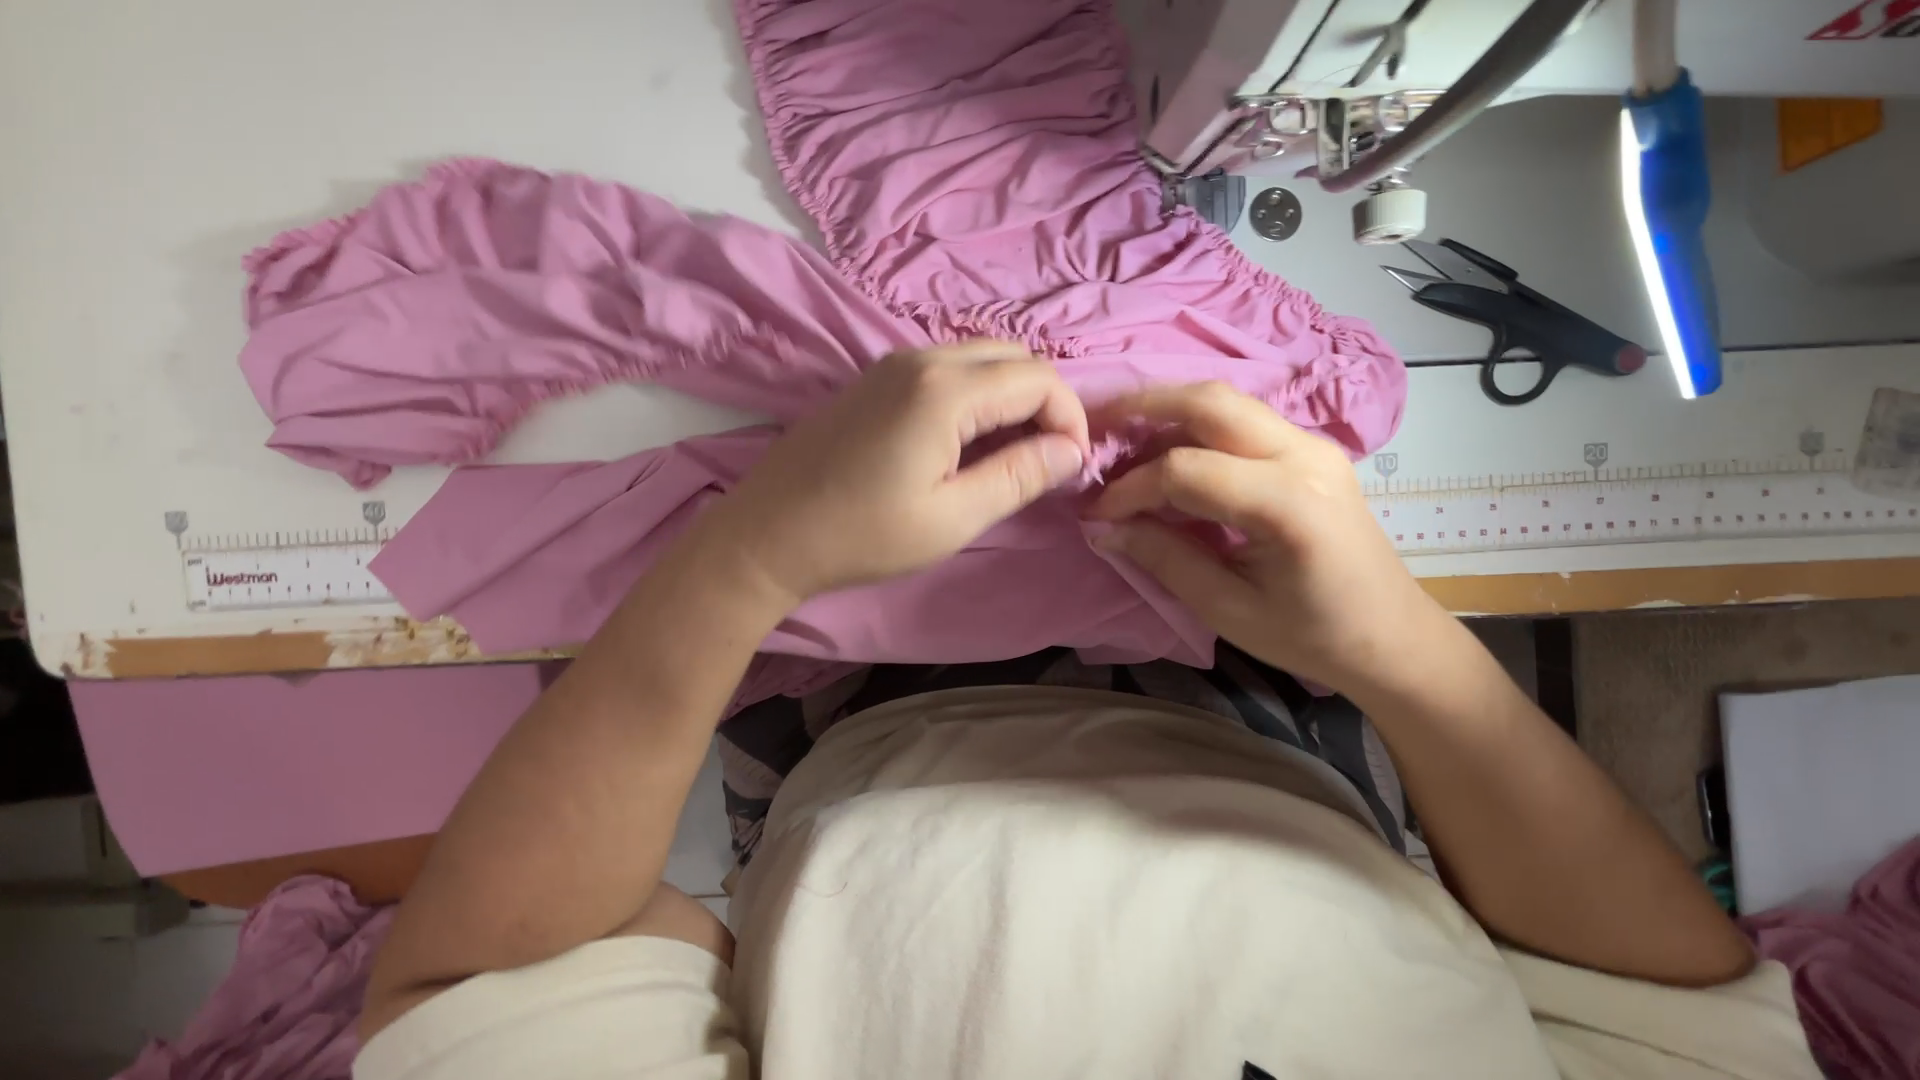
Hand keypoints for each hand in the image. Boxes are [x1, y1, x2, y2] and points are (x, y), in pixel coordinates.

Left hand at [701, 341, 1089, 604]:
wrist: (768, 534)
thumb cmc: (862, 535)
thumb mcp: (953, 518)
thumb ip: (1019, 476)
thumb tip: (1071, 451)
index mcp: (945, 390)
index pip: (1039, 378)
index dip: (1070, 418)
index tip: (1069, 467)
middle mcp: (921, 358)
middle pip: (1013, 356)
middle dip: (1043, 402)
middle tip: (1043, 460)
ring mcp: (892, 363)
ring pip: (980, 358)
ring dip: (1009, 397)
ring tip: (1008, 456)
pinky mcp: (874, 378)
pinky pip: (946, 369)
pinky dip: (975, 395)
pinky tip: (964, 444)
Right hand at [1086, 382, 1448, 693]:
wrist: (1393, 637)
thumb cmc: (1313, 636)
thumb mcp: (1228, 609)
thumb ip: (1164, 559)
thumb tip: (1103, 527)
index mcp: (1288, 503)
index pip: (1186, 468)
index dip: (1130, 487)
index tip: (1095, 513)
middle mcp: (1304, 456)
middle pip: (1208, 402)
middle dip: (1142, 407)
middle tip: (1094, 426)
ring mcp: (1312, 445)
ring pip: (1226, 401)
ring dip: (1167, 412)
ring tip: (1121, 439)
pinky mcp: (1310, 450)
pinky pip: (1242, 420)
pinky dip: (1195, 426)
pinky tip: (1166, 452)